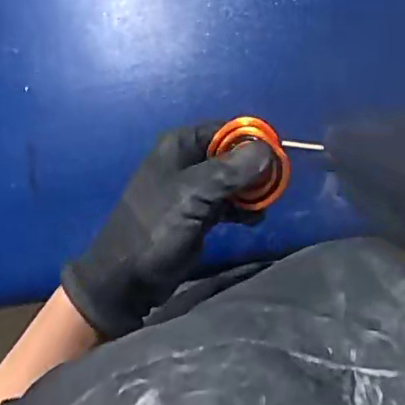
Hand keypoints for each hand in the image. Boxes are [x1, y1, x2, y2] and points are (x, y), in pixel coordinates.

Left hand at [60, 124, 273, 337]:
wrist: (128, 275)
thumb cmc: (155, 226)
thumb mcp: (193, 195)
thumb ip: (229, 171)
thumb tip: (266, 149)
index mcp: (180, 145)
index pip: (225, 129)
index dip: (251, 141)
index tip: (276, 160)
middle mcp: (187, 160)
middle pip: (232, 154)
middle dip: (254, 169)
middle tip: (272, 189)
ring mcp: (192, 188)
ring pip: (233, 179)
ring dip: (251, 191)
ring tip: (261, 208)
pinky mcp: (198, 212)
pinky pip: (228, 201)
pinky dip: (243, 208)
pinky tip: (253, 220)